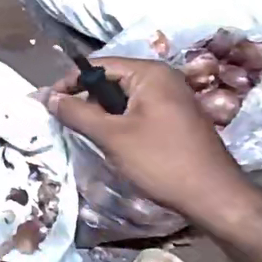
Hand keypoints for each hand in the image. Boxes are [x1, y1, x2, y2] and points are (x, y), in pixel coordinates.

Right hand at [47, 57, 248, 217]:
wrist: (213, 195)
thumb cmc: (161, 161)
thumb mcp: (112, 136)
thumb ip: (78, 113)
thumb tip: (49, 97)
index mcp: (150, 73)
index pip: (99, 65)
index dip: (70, 82)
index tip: (48, 102)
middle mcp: (163, 78)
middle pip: (112, 80)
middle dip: (86, 99)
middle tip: (62, 120)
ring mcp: (173, 98)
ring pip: (124, 98)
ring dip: (102, 113)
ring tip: (82, 133)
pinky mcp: (176, 118)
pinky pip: (138, 111)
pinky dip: (119, 122)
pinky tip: (109, 142)